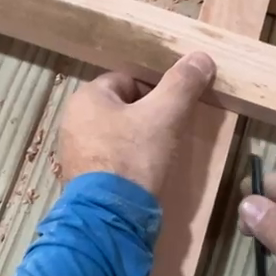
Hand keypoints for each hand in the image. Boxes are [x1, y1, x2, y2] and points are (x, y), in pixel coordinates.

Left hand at [58, 52, 215, 194]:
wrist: (110, 219)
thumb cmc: (134, 158)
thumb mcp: (165, 116)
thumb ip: (182, 84)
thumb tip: (202, 56)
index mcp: (86, 98)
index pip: (128, 80)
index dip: (155, 93)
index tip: (172, 112)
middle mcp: (73, 121)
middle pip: (123, 108)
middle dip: (147, 118)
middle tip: (169, 134)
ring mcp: (74, 152)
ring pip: (117, 135)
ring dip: (138, 142)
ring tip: (158, 157)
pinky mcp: (81, 179)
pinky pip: (110, 159)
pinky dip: (127, 163)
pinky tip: (142, 176)